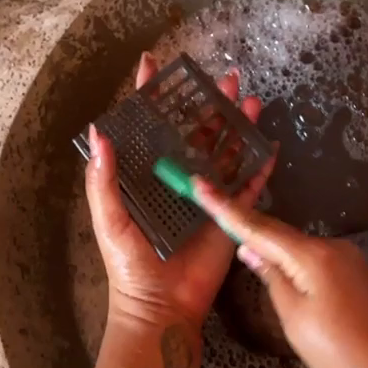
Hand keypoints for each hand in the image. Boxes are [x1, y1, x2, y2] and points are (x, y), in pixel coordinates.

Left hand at [86, 54, 274, 331]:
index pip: (150, 125)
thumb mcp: (109, 217)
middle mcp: (178, 175)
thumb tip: (98, 132)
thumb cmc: (129, 261)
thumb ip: (102, 178)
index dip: (151, 94)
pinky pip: (248, 184)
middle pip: (197, 130)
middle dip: (210, 102)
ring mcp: (206, 193)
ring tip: (250, 97)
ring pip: (226, 149)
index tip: (153, 61)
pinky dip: (260, 164)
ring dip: (238, 123)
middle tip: (225, 77)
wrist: (160, 306)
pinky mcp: (229, 213)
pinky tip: (269, 141)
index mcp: (148, 173)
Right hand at [191, 177, 367, 367]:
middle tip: (210, 204)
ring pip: (298, 247)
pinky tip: (278, 268)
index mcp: (313, 255)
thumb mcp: (295, 319)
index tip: (199, 183)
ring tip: (239, 244)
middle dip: (246, 224)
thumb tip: (250, 248)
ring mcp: (348, 258)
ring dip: (270, 245)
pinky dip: (292, 261)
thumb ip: (271, 278)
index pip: (259, 227)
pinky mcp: (356, 273)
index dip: (226, 207)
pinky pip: (314, 259)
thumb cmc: (340, 355)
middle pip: (279, 232)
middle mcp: (332, 246)